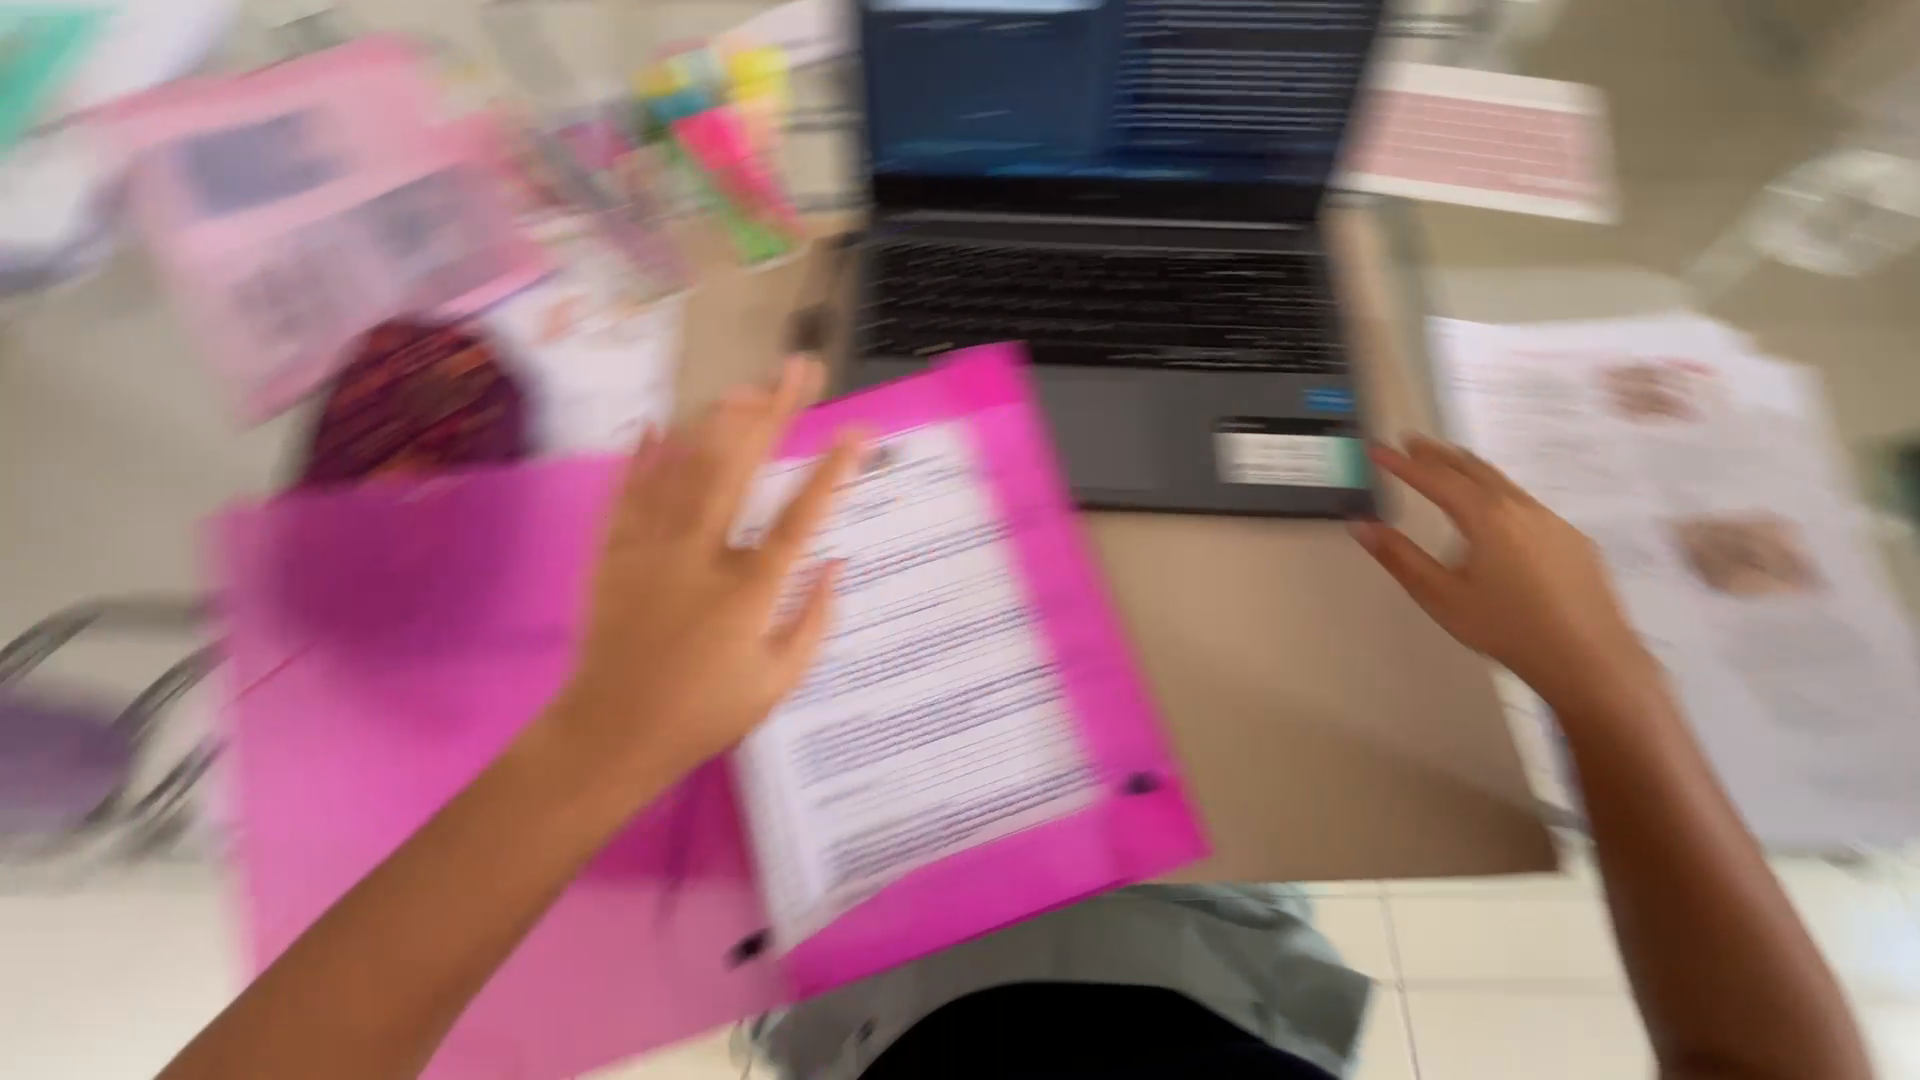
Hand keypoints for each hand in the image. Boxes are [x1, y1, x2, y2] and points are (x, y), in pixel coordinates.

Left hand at [549, 357, 863, 789]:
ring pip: (686, 467)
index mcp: (750, 588)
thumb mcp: (780, 680)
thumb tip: (838, 564)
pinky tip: (658, 423)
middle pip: (740, 467)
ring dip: (717, 421)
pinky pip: (629, 493)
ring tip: (745, 384)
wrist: (612, 734)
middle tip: (796, 370)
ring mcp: (652, 548)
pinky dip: (644, 457)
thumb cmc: (706, 712)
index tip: (858, 432)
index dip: (834, 470)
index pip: (802, 516)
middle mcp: (702, 554)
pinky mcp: (614, 554)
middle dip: (773, 412)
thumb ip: (815, 619)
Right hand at [1350, 437, 1652, 704]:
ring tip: (1447, 465)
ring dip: (1469, 469)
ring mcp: (1552, 522)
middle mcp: (1521, 509)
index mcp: (1486, 518)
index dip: (1402, 464)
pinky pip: (1525, 502)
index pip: (1434, 480)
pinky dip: (1496, 491)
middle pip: (1473, 469)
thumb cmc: (1505, 628)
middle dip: (1438, 453)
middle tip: (1412, 441)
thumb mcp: (1439, 595)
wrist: (1590, 660)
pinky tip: (1492, 512)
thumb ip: (1399, 557)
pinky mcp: (1572, 541)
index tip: (1377, 448)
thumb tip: (1361, 525)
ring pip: (1503, 483)